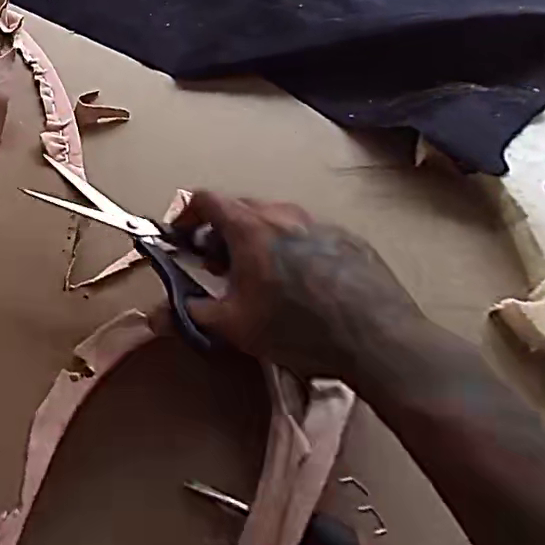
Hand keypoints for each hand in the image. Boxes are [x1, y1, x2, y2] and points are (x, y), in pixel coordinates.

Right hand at [169, 192, 431, 380]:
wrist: (383, 344)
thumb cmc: (300, 329)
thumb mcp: (234, 327)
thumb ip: (191, 313)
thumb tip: (160, 313)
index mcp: (249, 227)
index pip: (204, 200)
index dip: (186, 215)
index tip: (182, 238)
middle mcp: (283, 214)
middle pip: (239, 206)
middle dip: (220, 230)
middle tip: (219, 264)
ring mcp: (320, 224)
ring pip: (275, 218)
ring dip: (257, 237)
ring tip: (260, 273)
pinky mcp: (350, 240)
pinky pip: (308, 233)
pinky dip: (292, 247)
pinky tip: (301, 282)